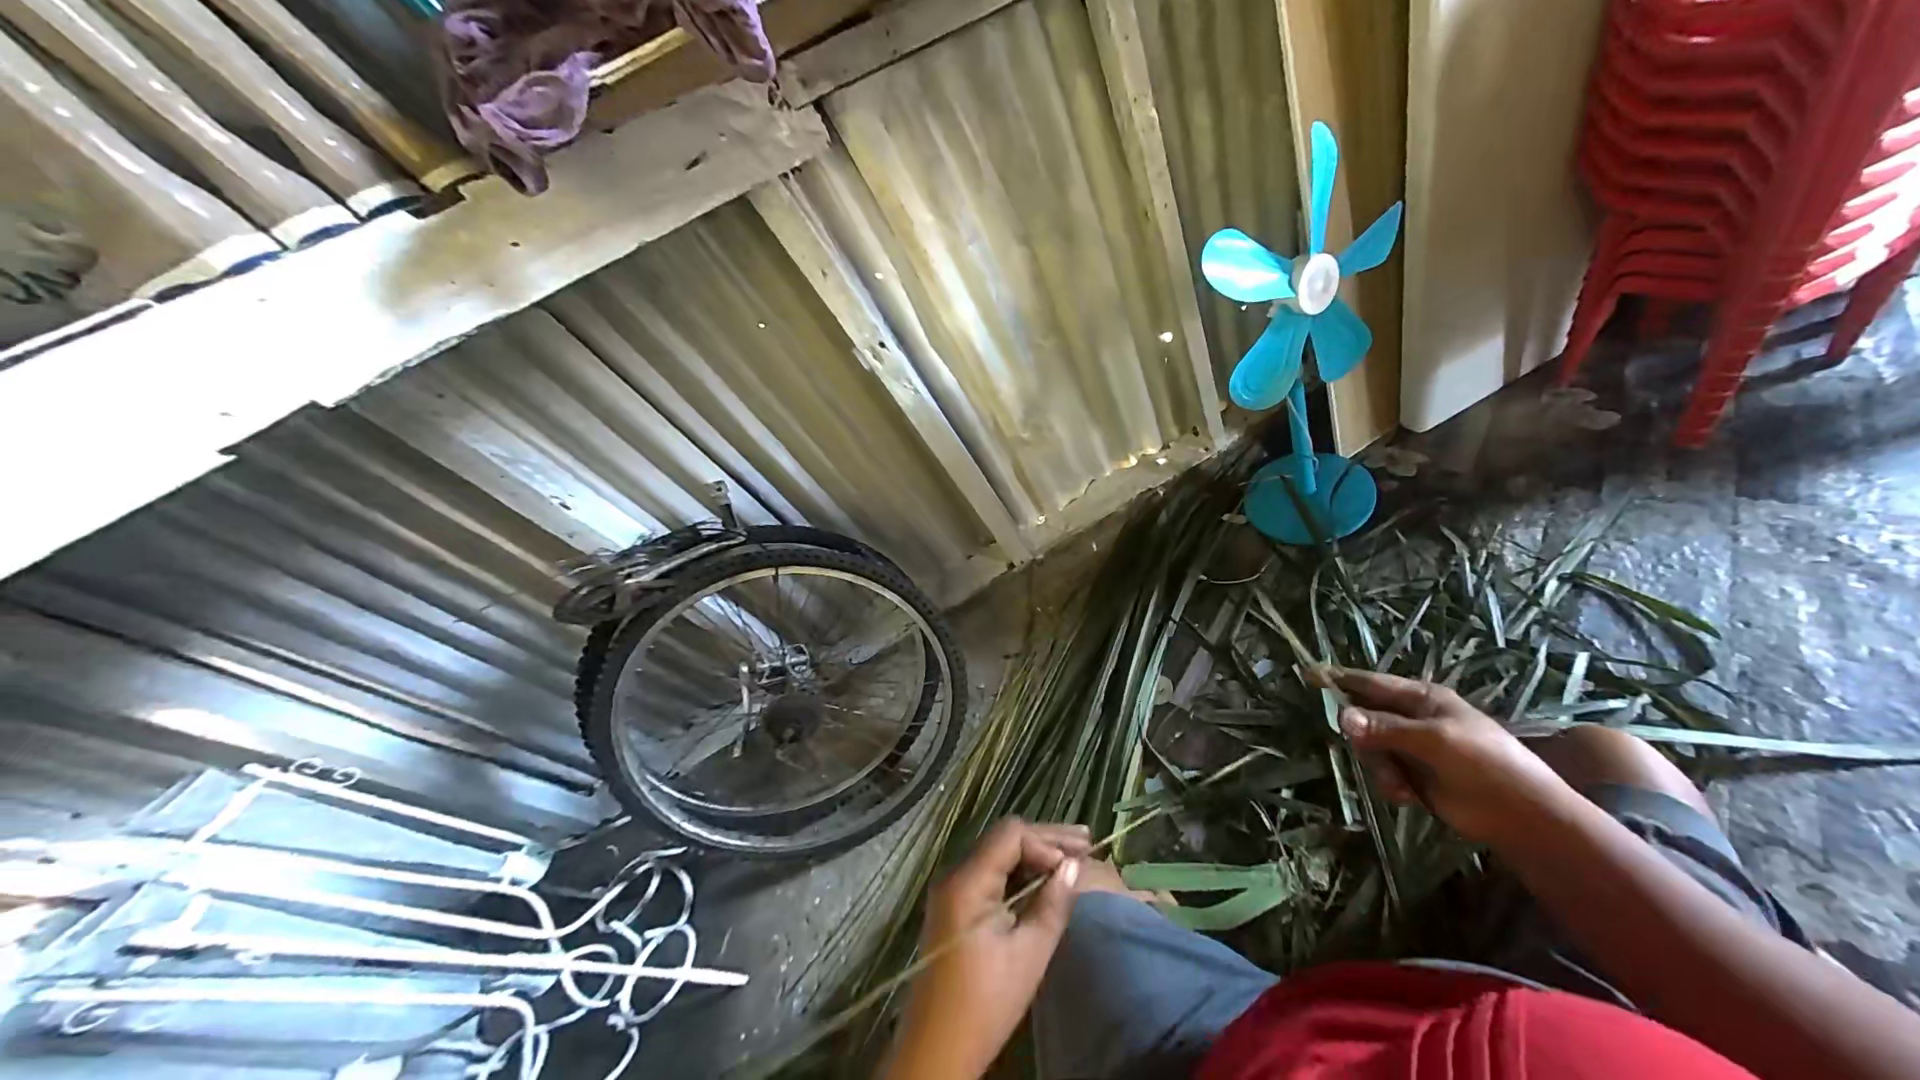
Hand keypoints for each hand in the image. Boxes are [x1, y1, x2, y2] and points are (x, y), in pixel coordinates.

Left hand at [883, 818, 1089, 1079]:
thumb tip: (1072, 865)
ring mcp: (952, 890)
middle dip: (1045, 840)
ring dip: (1034, 854)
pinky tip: (1045, 878)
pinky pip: (990, 874)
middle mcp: (954, 875)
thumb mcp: (1029, 953)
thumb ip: (1052, 904)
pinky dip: (1019, 872)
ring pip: (997, 855)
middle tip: (1087, 842)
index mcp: (967, 881)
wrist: (938, 1049)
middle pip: (1003, 839)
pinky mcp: (955, 906)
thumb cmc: (986, 1003)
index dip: (1046, 842)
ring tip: (1074, 856)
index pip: (1010, 835)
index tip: (1077, 863)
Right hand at [1328, 668, 1576, 845]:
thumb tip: (1341, 716)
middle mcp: (1413, 718)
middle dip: (1365, 739)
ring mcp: (1412, 747)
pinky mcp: (1413, 775)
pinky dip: (1391, 784)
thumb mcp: (1434, 740)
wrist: (1523, 816)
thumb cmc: (1485, 764)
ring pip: (1369, 749)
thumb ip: (1385, 728)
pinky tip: (1409, 796)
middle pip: (1363, 718)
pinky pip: (1382, 773)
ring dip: (1381, 768)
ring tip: (1402, 785)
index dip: (1339, 679)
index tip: (1307, 675)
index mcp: (1422, 698)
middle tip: (1372, 753)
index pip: (1370, 683)